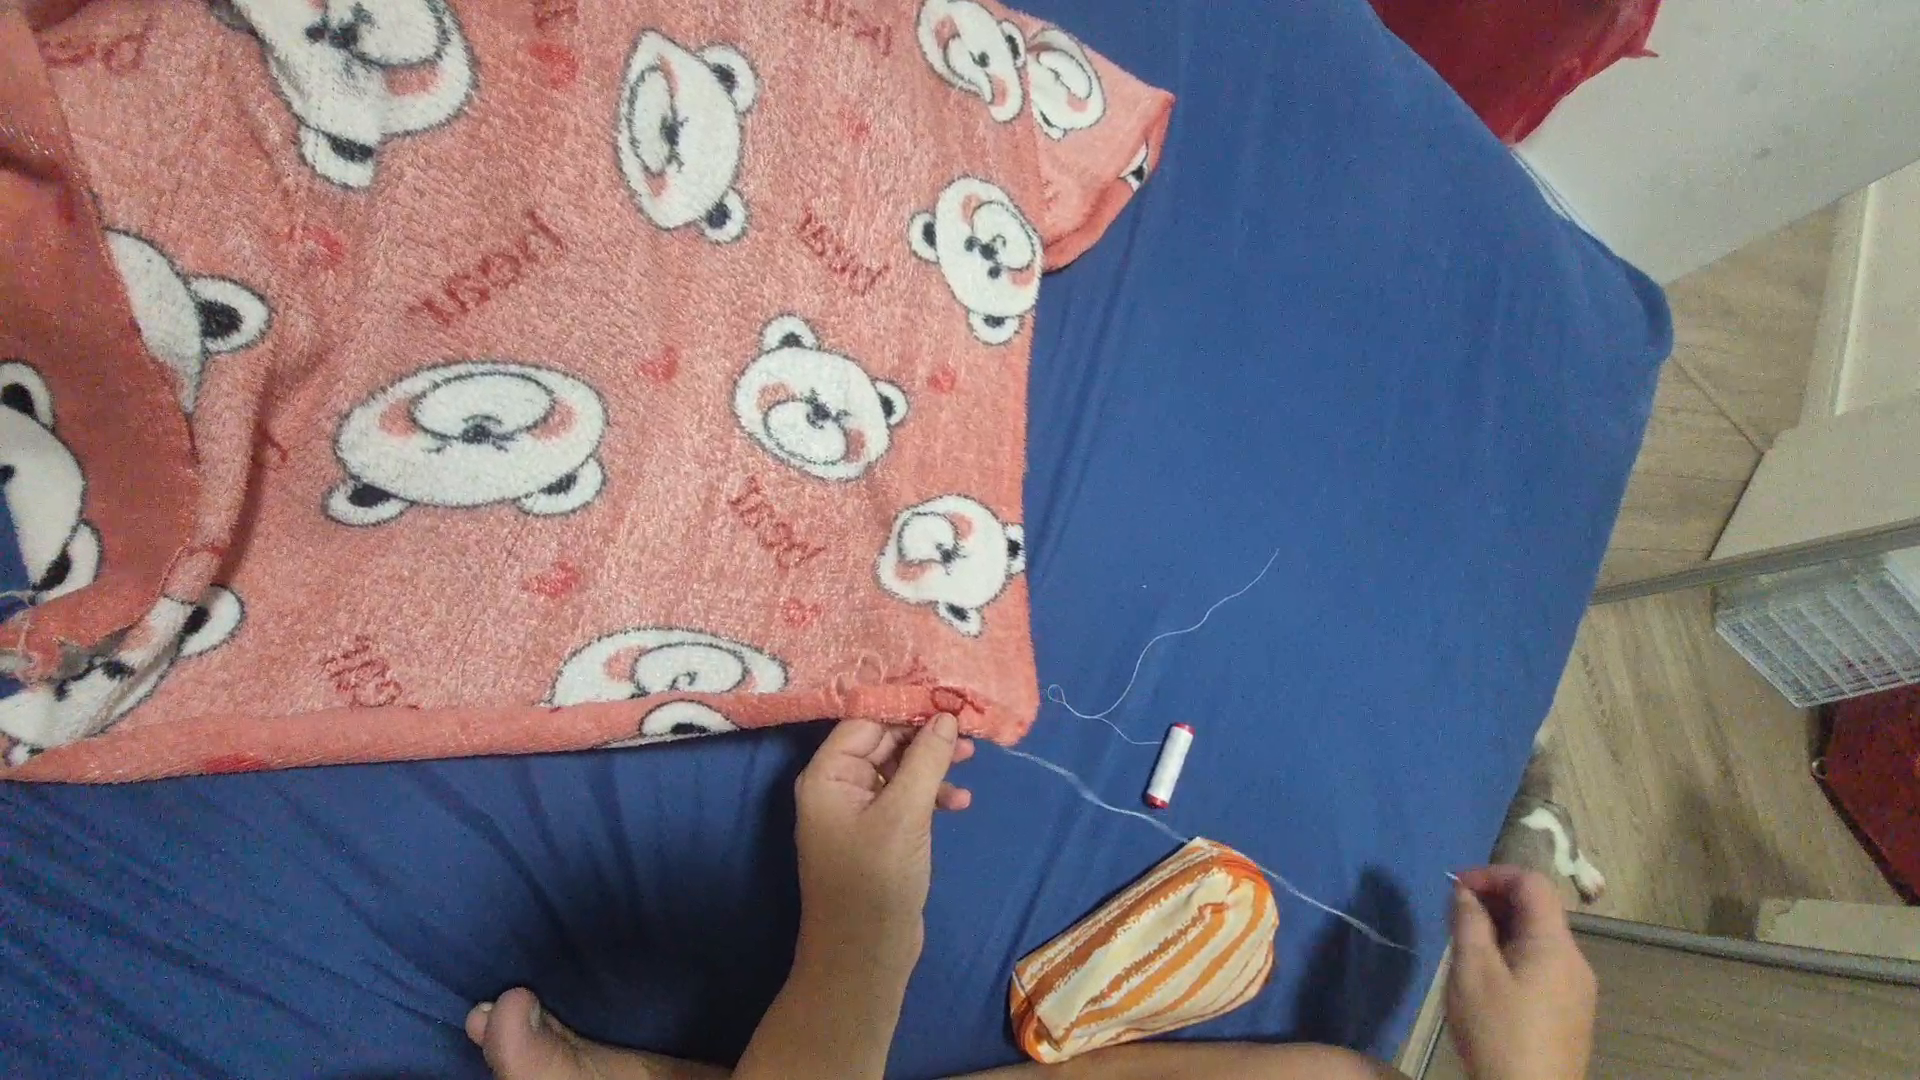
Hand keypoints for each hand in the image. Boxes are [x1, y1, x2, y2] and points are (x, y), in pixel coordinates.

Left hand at [792, 714, 972, 961]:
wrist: (865, 959)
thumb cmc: (875, 881)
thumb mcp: (905, 814)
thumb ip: (926, 760)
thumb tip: (946, 716)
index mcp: (828, 774)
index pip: (866, 719)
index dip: (905, 704)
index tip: (946, 694)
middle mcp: (839, 784)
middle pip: (884, 739)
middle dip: (926, 734)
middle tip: (968, 726)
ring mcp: (859, 808)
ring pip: (900, 766)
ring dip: (934, 763)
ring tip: (972, 758)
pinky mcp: (880, 830)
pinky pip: (907, 795)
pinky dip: (933, 793)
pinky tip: (960, 802)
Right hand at [1446, 866, 1596, 1079]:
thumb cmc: (1498, 1030)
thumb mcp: (1471, 968)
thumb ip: (1469, 921)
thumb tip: (1465, 892)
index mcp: (1555, 946)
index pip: (1532, 883)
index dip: (1491, 874)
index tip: (1455, 887)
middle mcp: (1574, 961)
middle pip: (1536, 907)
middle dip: (1491, 899)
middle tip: (1452, 914)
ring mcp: (1575, 986)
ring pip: (1536, 934)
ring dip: (1498, 924)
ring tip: (1462, 940)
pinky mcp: (1568, 1007)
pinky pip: (1539, 958)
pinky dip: (1509, 948)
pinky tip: (1483, 969)